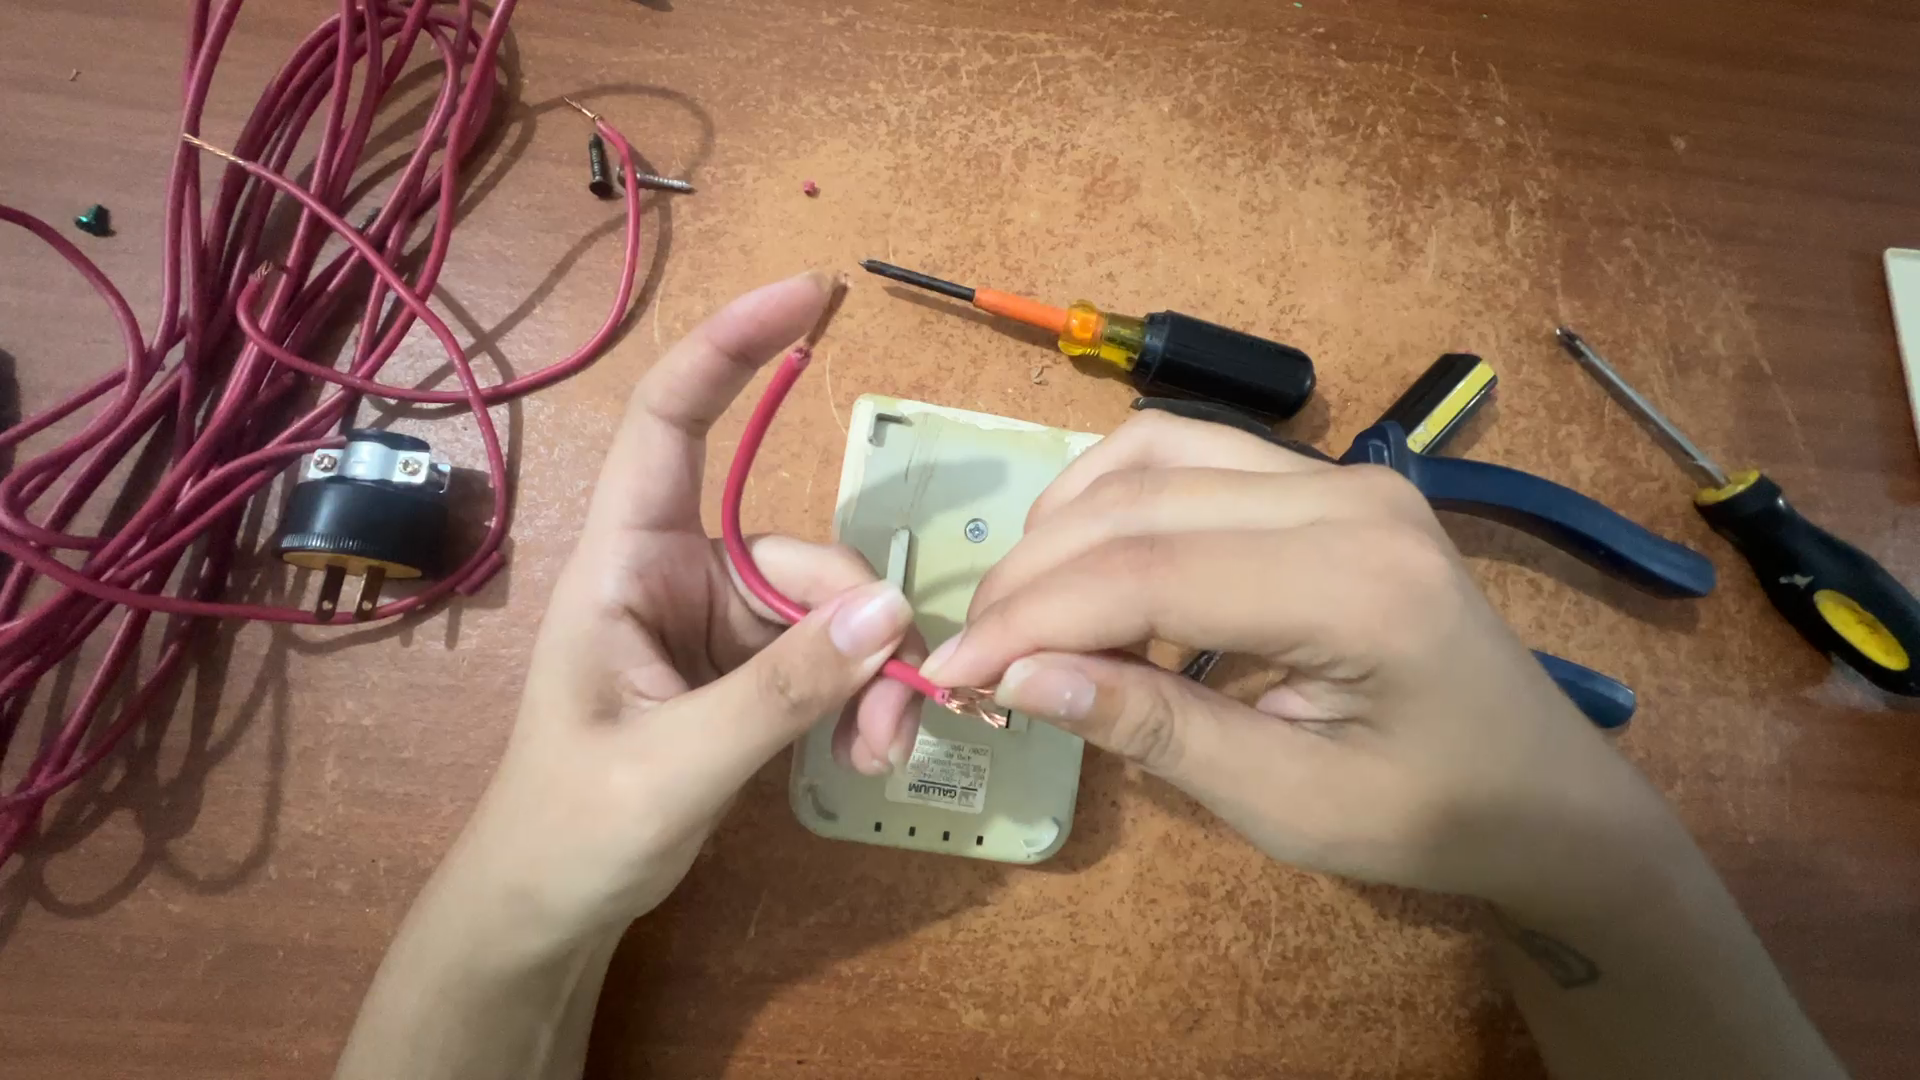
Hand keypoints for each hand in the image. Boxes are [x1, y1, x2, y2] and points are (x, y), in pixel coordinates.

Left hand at [441, 271, 920, 947]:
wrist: (558, 904)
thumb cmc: (573, 828)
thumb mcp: (674, 764)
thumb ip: (780, 690)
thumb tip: (889, 609)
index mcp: (625, 563)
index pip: (668, 422)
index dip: (731, 347)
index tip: (810, 295)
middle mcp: (683, 573)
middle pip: (803, 554)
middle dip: (861, 625)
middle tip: (897, 716)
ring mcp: (726, 621)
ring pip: (833, 611)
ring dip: (873, 678)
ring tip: (881, 752)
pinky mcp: (757, 664)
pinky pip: (834, 655)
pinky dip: (863, 697)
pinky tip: (868, 752)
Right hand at [921, 411, 1676, 916]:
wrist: (1546, 789)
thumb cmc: (1428, 815)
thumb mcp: (1287, 803)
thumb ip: (1151, 728)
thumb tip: (1017, 678)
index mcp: (1355, 588)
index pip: (1146, 573)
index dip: (1031, 618)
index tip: (954, 670)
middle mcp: (1346, 498)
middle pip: (1137, 505)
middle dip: (1032, 576)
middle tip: (975, 646)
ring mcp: (1336, 474)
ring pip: (1151, 454)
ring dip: (1065, 522)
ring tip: (1026, 602)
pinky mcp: (1320, 477)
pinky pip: (1184, 452)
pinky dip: (1111, 495)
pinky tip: (1091, 554)